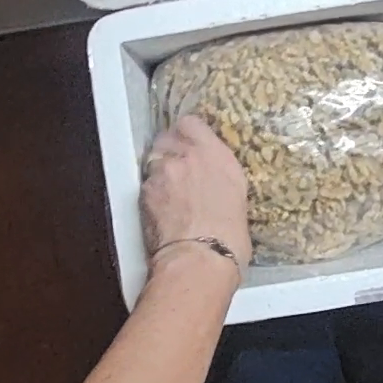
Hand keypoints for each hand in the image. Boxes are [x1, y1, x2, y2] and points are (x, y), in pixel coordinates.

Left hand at [141, 116, 251, 268]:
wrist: (201, 258)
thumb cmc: (230, 238)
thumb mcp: (237, 198)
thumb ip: (220, 178)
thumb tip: (212, 184)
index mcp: (217, 155)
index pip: (191, 124)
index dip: (185, 133)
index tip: (187, 144)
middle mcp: (189, 156)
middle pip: (166, 138)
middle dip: (168, 151)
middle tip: (175, 171)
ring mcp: (165, 171)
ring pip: (153, 161)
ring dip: (158, 173)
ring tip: (166, 195)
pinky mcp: (146, 190)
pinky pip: (145, 185)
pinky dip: (150, 194)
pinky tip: (159, 211)